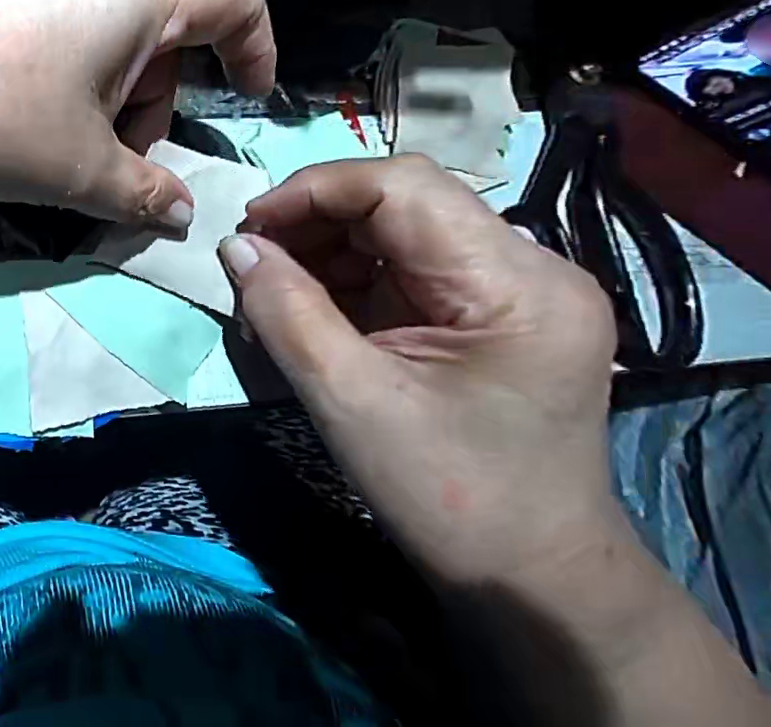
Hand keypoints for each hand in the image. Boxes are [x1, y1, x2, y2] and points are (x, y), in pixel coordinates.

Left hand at [0, 0, 274, 224]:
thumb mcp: (85, 169)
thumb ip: (148, 194)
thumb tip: (181, 217)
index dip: (258, 49)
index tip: (249, 100)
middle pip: (176, 38)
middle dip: (163, 107)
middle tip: (125, 163)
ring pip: (127, 48)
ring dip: (122, 108)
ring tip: (74, 155)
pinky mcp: (19, 2)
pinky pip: (84, 43)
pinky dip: (86, 91)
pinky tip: (44, 128)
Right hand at [220, 154, 625, 586]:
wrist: (534, 583)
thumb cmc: (451, 502)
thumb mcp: (352, 404)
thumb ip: (287, 313)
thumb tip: (236, 245)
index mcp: (517, 284)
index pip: (406, 187)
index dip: (318, 190)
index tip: (252, 223)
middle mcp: (529, 268)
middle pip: (405, 203)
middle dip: (318, 222)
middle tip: (255, 258)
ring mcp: (513, 288)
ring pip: (402, 231)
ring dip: (330, 250)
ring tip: (276, 289)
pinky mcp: (491, 311)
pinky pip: (409, 268)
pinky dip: (352, 278)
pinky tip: (313, 306)